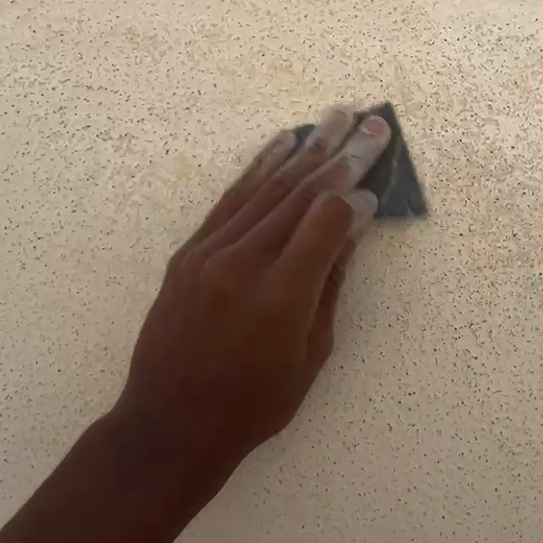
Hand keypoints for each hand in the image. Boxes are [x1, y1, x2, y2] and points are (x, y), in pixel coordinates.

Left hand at [117, 105, 388, 476]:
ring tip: (337, 117)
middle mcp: (245, 263)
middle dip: (343, 155)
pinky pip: (233, 197)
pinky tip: (285, 141)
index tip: (375, 191)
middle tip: (373, 122)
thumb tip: (351, 228)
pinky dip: (262, 165)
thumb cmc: (253, 404)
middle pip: (304, 193)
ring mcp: (212, 252)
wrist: (167, 426)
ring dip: (309, 148)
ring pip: (270, 186)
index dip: (356, 201)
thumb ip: (330, 284)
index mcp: (281, 297)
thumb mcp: (311, 355)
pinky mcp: (191, 249)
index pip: (328, 222)